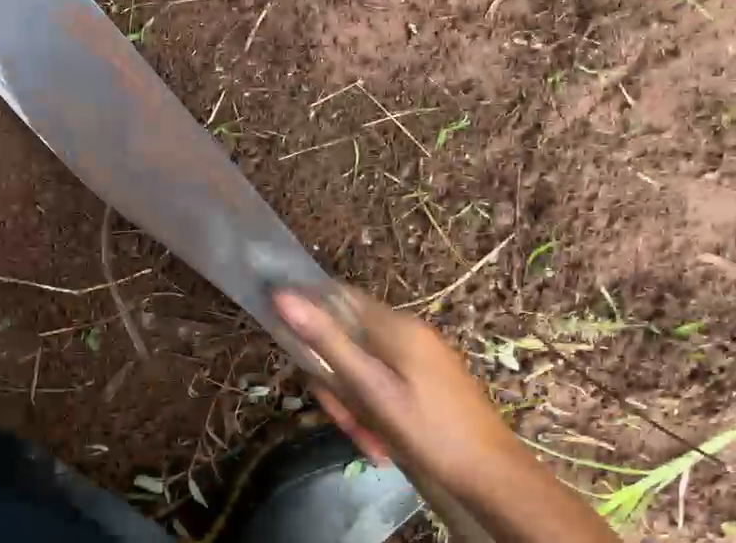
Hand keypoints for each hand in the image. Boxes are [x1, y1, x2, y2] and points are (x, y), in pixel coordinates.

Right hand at [274, 288, 524, 497]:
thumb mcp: (370, 388)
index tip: (291, 347)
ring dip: (352, 401)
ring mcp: (418, 359)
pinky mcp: (425, 382)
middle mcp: (406, 334)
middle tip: (342, 417)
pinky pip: (379, 380)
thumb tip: (279, 295)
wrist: (501, 486)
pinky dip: (372, 407)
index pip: (333, 294)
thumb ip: (325, 339)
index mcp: (395, 326)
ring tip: (366, 438)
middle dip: (334, 378)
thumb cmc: (432, 432)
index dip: (304, 312)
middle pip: (343, 337)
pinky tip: (380, 438)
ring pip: (358, 364)